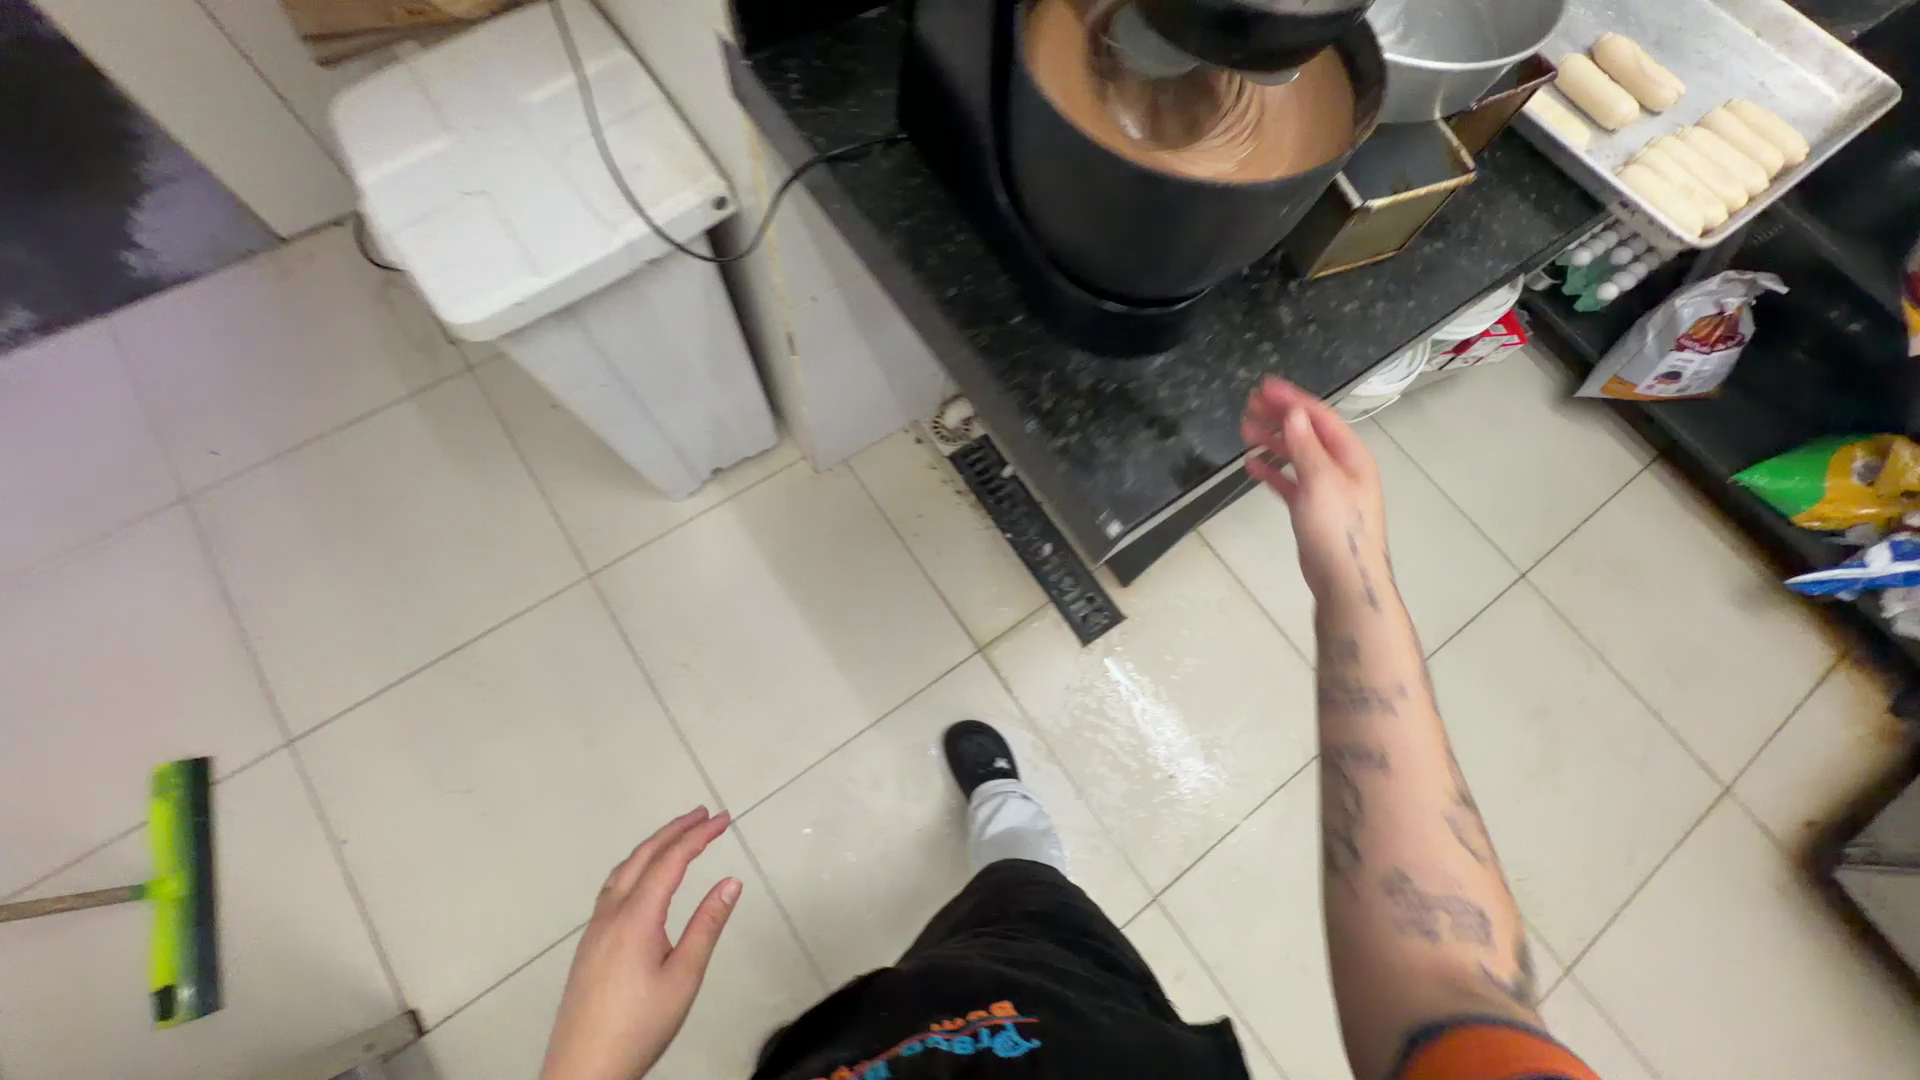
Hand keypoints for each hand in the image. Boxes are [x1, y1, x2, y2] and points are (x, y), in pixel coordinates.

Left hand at [540, 808, 741, 1079]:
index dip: (699, 835)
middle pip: (643, 856)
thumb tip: (731, 881)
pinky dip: (637, 866)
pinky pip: (613, 886)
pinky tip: (645, 877)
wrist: (582, 1073)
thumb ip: (707, 925)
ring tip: (679, 836)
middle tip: (705, 813)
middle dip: (675, 830)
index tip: (724, 818)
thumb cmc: (640, 1025)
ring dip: (653, 846)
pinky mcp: (589, 944)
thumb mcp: (684, 977)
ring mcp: (595, 929)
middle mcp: (611, 913)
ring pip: (623, 870)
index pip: (671, 861)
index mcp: (636, 917)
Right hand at [1241, 376, 1388, 599]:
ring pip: (1296, 454)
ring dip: (1272, 441)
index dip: (1292, 400)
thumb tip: (1294, 414)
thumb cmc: (1338, 529)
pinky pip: (1289, 480)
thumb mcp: (1322, 482)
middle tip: (1249, 406)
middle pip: (1306, 432)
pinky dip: (1272, 471)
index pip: (1319, 417)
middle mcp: (1340, 467)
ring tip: (1245, 431)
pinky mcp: (1311, 507)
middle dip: (1279, 417)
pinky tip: (1253, 465)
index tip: (1263, 387)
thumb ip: (1306, 447)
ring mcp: (1326, 487)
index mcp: (1350, 455)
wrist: (1344, 578)